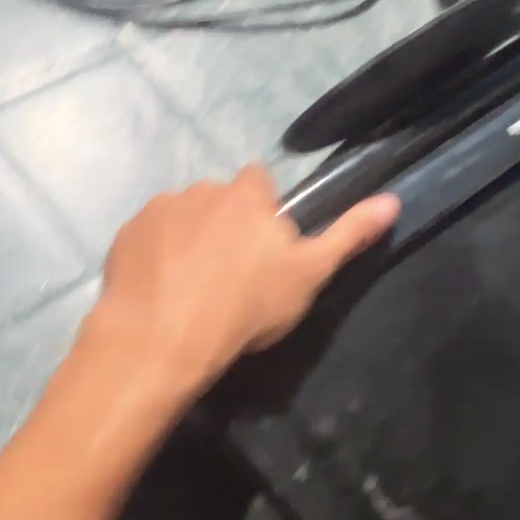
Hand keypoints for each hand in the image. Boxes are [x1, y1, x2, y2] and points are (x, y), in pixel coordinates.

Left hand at [84, 164, 399, 389]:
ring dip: (191, 238)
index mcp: (247, 195)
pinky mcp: (126, 235)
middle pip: (221, 199)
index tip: (267, 248)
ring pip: (184, 217)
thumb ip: (349, 235)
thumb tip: (393, 200)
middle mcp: (201, 189)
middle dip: (227, 225)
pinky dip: (158, 255)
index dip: (266, 211)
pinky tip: (164, 290)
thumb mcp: (310, 274)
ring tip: (195, 286)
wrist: (164, 337)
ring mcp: (158, 210)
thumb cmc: (248, 306)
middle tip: (233, 274)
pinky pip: (150, 237)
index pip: (261, 182)